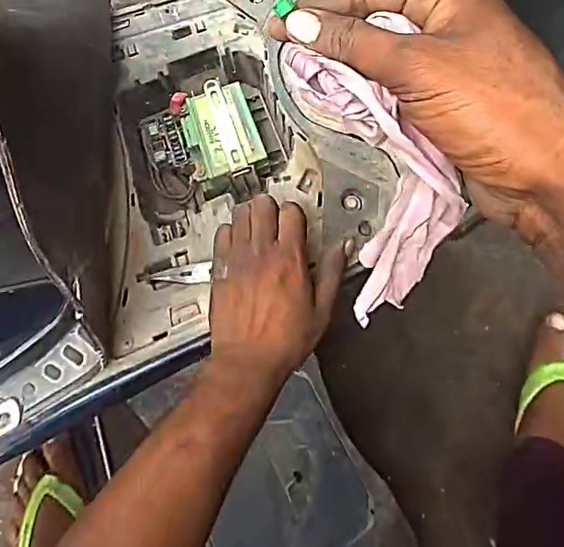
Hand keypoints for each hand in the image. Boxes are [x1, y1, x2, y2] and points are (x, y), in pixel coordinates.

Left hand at [207, 195, 347, 387]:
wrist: (248, 360)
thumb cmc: (285, 341)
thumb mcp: (321, 310)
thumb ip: (333, 272)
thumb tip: (343, 246)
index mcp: (289, 258)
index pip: (290, 210)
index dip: (295, 213)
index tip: (296, 224)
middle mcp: (262, 251)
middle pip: (262, 203)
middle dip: (271, 207)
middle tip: (275, 222)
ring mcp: (237, 256)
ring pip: (240, 212)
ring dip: (250, 215)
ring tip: (257, 229)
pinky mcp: (220, 265)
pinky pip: (222, 231)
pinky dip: (231, 231)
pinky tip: (239, 243)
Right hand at [268, 0, 563, 209]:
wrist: (552, 181)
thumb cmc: (501, 111)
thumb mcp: (416, 66)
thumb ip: (352, 42)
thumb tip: (302, 23)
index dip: (322, 7)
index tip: (284, 21)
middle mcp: (445, 27)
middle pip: (371, 26)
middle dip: (333, 42)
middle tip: (291, 53)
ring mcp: (443, 67)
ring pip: (377, 63)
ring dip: (348, 75)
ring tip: (311, 81)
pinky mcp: (440, 103)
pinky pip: (391, 93)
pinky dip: (367, 100)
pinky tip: (346, 106)